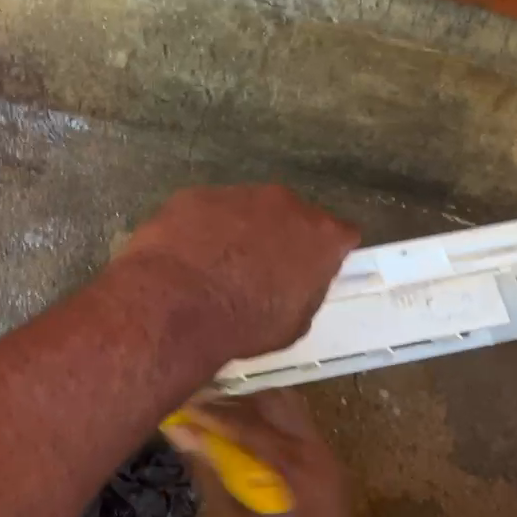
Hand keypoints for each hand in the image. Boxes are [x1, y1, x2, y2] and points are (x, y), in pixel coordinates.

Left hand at [119, 186, 355, 365]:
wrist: (176, 303)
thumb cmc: (245, 322)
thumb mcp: (294, 321)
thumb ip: (304, 289)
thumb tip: (295, 281)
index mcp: (321, 234)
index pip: (340, 236)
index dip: (325, 254)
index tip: (311, 270)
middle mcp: (284, 203)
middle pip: (290, 216)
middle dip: (279, 237)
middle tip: (258, 271)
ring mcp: (237, 193)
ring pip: (245, 210)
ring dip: (237, 231)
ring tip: (215, 267)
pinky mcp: (195, 195)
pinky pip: (205, 212)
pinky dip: (199, 229)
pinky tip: (186, 258)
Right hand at [167, 390, 365, 516]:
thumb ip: (207, 470)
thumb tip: (178, 431)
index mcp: (290, 465)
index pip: (244, 419)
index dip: (208, 409)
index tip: (180, 403)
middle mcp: (313, 449)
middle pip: (271, 398)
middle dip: (233, 397)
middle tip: (200, 403)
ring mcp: (326, 454)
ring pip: (287, 405)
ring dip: (253, 404)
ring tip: (220, 414)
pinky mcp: (328, 463)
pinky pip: (296, 424)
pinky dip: (269, 420)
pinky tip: (244, 434)